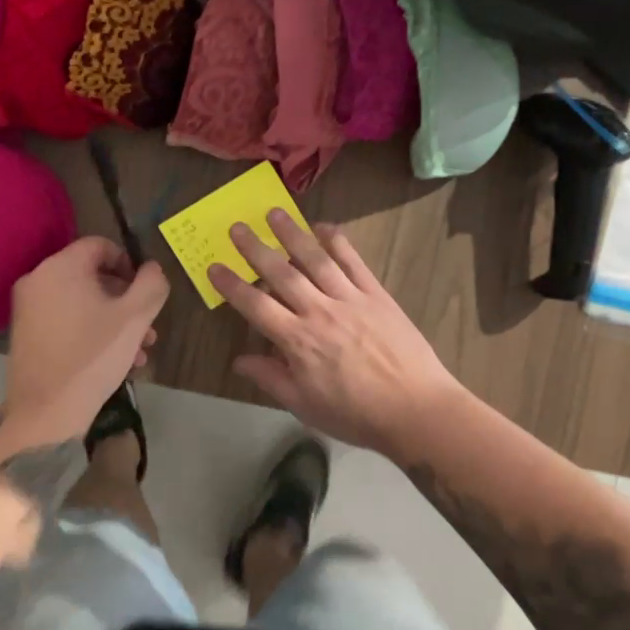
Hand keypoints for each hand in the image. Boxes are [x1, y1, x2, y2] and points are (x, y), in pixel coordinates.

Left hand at [4, 237, 168, 441]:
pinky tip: (116, 360)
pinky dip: (91, 331)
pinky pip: (65, 320)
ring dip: (114, 320)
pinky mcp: (26, 334)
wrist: (46, 412)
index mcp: (61, 267)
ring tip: (139, 350)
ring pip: (81, 302)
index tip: (146, 290)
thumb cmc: (93, 357)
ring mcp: (28, 308)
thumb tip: (152, 268)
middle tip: (148, 326)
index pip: (100, 245)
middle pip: (92, 276)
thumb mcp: (135, 318)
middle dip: (125, 299)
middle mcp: (38, 280)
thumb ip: (151, 284)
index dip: (129, 263)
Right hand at [209, 212, 465, 451]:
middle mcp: (319, 312)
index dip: (232, 286)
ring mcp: (349, 299)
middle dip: (256, 249)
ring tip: (274, 214)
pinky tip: (323, 228)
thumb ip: (270, 379)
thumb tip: (240, 361)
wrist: (415, 410)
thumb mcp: (304, 406)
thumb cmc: (355, 415)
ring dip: (292, 234)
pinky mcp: (376, 295)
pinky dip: (337, 242)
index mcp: (297, 341)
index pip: (255, 306)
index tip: (214, 267)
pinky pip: (353, 262)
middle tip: (237, 227)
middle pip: (281, 274)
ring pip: (315, 259)